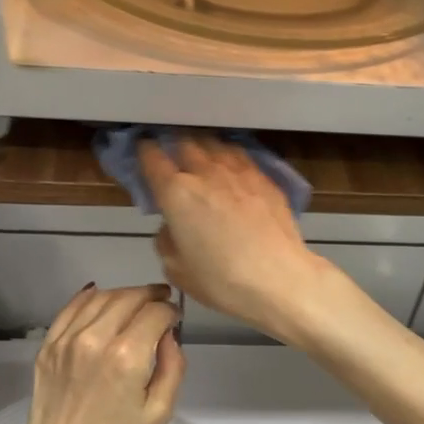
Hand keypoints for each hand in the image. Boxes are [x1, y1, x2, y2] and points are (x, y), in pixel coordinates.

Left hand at [5, 284, 186, 423]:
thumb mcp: (160, 412)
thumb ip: (172, 366)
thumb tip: (168, 334)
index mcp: (127, 356)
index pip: (156, 312)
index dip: (171, 310)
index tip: (175, 318)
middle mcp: (95, 339)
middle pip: (128, 298)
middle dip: (150, 296)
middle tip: (161, 302)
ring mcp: (67, 340)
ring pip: (100, 298)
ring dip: (123, 295)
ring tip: (135, 303)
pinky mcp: (48, 346)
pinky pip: (70, 309)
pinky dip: (89, 297)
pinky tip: (101, 297)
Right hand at [139, 134, 339, 339]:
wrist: (279, 279)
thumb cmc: (222, 281)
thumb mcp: (177, 271)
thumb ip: (167, 241)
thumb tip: (172, 227)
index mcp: (177, 193)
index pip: (152, 158)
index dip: (144, 152)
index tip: (144, 153)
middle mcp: (206, 173)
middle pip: (185, 143)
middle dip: (175, 146)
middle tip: (174, 157)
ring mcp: (239, 172)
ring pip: (215, 144)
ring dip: (204, 148)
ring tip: (203, 158)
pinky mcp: (265, 179)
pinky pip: (241, 157)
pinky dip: (231, 158)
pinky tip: (233, 170)